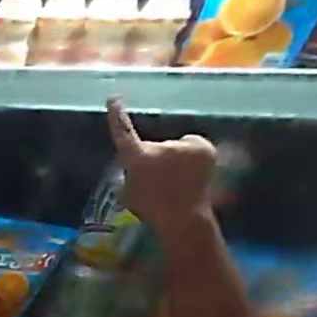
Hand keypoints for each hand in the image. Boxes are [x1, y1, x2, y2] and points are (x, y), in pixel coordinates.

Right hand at [106, 98, 216, 232]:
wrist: (183, 217)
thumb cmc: (151, 208)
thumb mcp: (128, 192)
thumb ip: (130, 173)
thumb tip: (134, 164)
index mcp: (137, 159)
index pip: (123, 133)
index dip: (117, 116)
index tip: (113, 99)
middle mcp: (160, 146)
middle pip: (154, 145)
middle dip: (155, 157)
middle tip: (159, 180)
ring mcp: (184, 145)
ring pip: (174, 146)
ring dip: (175, 157)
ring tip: (178, 180)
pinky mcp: (203, 146)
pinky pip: (192, 145)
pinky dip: (193, 155)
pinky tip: (194, 173)